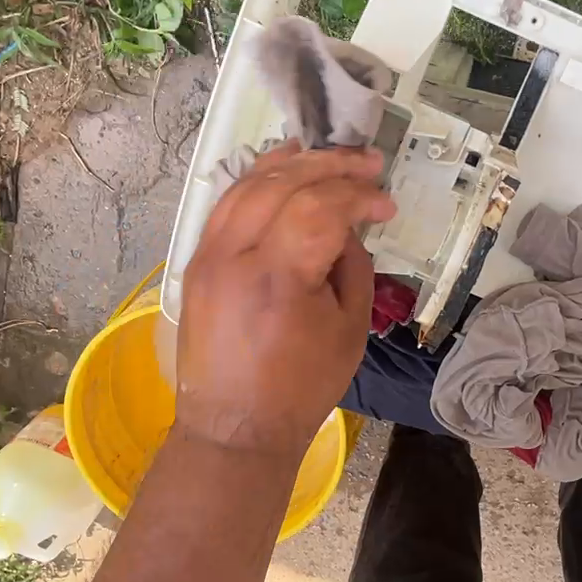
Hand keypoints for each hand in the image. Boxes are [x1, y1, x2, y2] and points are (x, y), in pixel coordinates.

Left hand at [175, 141, 396, 458]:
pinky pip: (227, 204)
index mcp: (278, 277)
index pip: (320, 207)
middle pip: (282, 182)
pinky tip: (282, 170)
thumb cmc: (302, 386)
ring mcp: (207, 255)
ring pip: (248, 184)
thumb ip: (353, 266)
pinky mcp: (196, 262)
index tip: (386, 204)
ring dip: (292, 163)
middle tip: (368, 162)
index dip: (358, 195)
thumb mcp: (350, 329)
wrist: (235, 426)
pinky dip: (258, 180)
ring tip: (328, 154)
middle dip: (330, 165)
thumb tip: (348, 228)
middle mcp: (234, 256)